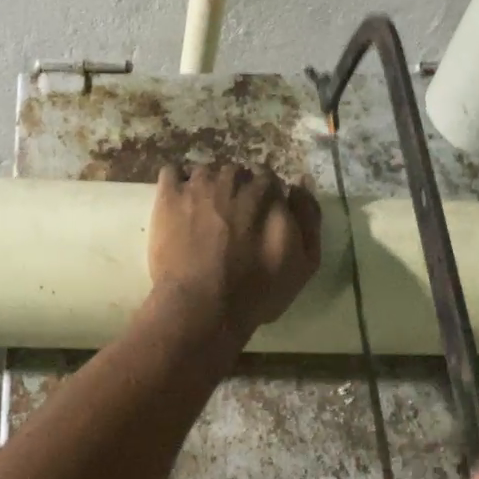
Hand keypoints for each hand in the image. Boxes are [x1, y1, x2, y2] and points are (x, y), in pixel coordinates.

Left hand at [147, 163, 321, 337]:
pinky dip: (176, 184)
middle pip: (237, 173)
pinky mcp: (169, 194)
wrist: (202, 307)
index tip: (256, 220)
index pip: (268, 178)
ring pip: (206, 171)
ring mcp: (200, 184)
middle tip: (229, 221)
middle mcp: (236, 180)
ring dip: (207, 187)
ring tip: (202, 215)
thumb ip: (308, 216)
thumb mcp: (305, 262)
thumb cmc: (258, 291)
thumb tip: (300, 181)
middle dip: (235, 191)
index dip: (262, 198)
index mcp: (269, 193)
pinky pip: (172, 172)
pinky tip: (179, 205)